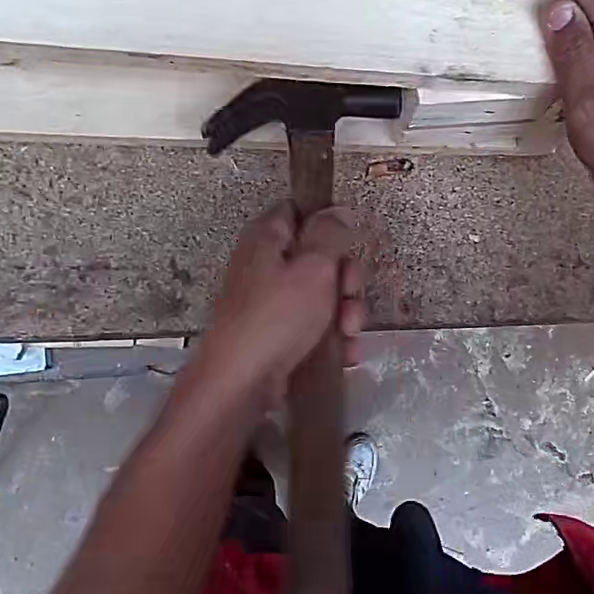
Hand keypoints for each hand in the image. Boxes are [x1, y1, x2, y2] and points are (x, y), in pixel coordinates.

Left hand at [197, 205, 364, 402]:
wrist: (243, 383)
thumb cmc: (277, 319)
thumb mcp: (313, 268)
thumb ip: (331, 234)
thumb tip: (340, 210)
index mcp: (268, 238)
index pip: (301, 211)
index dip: (330, 224)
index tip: (350, 245)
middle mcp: (266, 265)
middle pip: (320, 257)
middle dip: (346, 279)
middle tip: (349, 297)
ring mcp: (271, 301)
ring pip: (323, 295)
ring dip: (345, 313)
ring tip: (347, 333)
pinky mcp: (278, 333)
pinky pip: (314, 325)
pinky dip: (332, 337)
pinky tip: (344, 352)